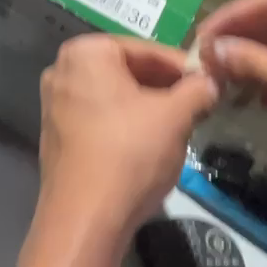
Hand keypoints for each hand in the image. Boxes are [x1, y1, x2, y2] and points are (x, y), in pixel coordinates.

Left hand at [37, 35, 219, 237]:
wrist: (85, 217)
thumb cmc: (130, 153)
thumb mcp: (175, 116)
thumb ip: (196, 91)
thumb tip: (211, 81)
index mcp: (85, 53)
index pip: (145, 49)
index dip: (183, 66)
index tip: (211, 81)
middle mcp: (62, 70)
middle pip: (126, 70)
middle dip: (164, 86)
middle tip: (199, 103)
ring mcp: (55, 103)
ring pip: (114, 95)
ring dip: (148, 105)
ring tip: (181, 124)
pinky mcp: (56, 133)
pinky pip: (99, 116)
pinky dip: (126, 122)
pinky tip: (150, 143)